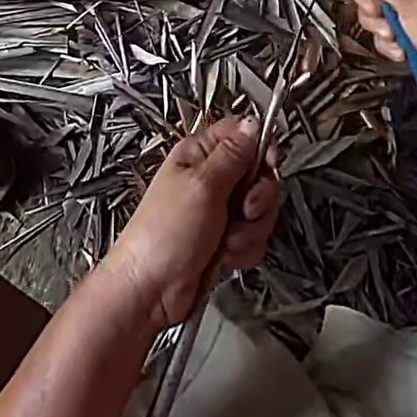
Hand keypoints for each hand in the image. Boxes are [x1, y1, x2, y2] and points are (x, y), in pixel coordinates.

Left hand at [102, 117, 280, 329]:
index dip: (261, 147)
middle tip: (243, 208)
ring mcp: (220, 209)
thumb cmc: (161, 236)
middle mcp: (211, 177)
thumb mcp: (202, 185)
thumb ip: (233, 154)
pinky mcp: (226, 237)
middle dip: (258, 196)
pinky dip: (245, 248)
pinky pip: (255, 236)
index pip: (243, 133)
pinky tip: (224, 253)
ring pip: (261, 208)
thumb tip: (253, 124)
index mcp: (200, 153)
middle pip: (259, 173)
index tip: (266, 165)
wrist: (151, 292)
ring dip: (250, 229)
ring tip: (225, 237)